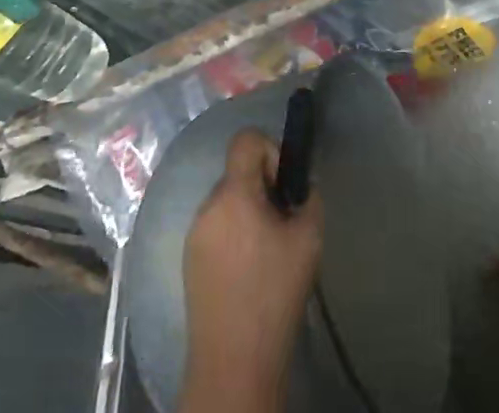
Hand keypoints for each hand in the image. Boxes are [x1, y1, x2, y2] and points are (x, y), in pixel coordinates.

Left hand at [180, 129, 323, 412]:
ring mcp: (193, 234)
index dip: (271, 150)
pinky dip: (234, 232)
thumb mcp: (309, 238)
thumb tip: (301, 187)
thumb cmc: (275, 291)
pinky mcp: (189, 258)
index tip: (285, 184)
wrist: (235, 357)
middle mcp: (206, 206)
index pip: (245, 140)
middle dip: (263, 186)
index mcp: (234, 195)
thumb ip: (309, 199)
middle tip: (283, 221)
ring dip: (249, 210)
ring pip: (226, 201)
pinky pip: (215, 226)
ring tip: (268, 249)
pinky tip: (249, 267)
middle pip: (237, 173)